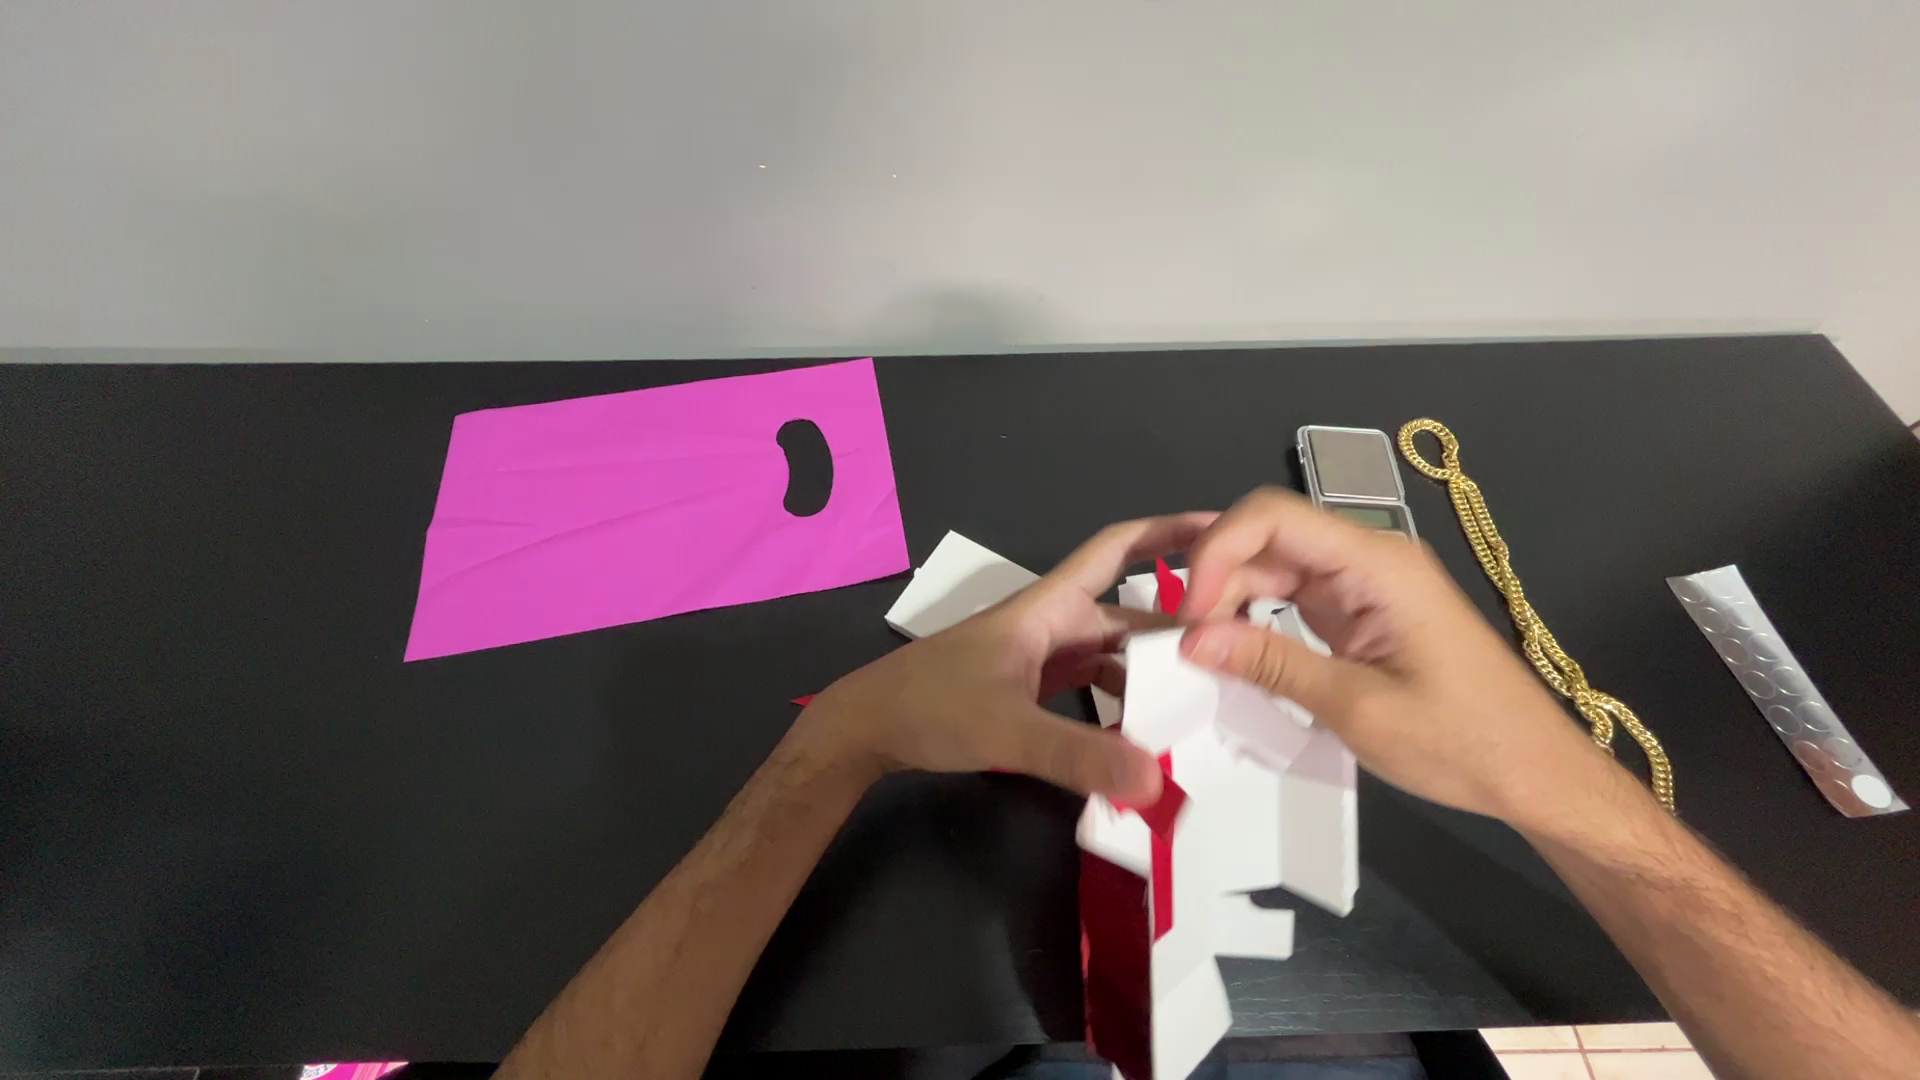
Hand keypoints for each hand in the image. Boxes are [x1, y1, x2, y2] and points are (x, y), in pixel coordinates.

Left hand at [800, 514, 1215, 805]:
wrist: (870, 726)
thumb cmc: (932, 704)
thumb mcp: (1006, 727)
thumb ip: (1075, 754)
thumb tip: (1155, 779)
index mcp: (1049, 608)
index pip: (1115, 551)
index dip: (1167, 533)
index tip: (1224, 528)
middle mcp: (1054, 624)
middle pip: (1131, 619)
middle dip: (1182, 631)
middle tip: (1246, 656)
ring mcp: (1044, 658)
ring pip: (1116, 657)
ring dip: (1156, 675)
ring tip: (1212, 702)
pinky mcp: (1035, 689)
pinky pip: (1095, 688)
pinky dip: (1124, 705)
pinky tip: (1150, 735)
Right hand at [1176, 487, 1619, 826]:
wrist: (1538, 776)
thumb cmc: (1463, 742)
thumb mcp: (1356, 708)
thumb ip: (1270, 664)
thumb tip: (1189, 640)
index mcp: (1376, 564)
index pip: (1273, 516)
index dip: (1218, 550)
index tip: (1190, 614)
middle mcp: (1365, 558)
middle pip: (1266, 538)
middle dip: (1215, 580)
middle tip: (1184, 642)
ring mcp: (1360, 584)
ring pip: (1269, 567)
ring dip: (1227, 601)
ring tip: (1198, 650)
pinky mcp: (1355, 611)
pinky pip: (1286, 596)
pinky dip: (1250, 618)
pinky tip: (1229, 649)